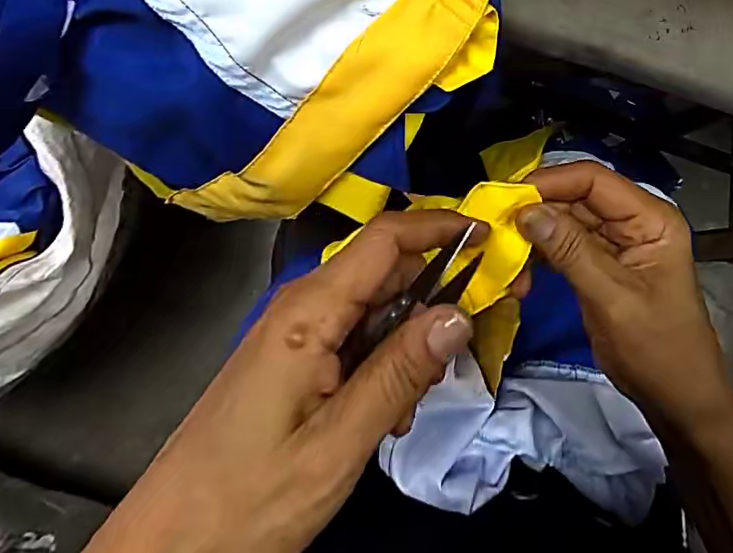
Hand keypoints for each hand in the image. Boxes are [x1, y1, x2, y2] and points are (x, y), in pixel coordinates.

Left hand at [86, 210, 484, 552]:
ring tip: (415, 399)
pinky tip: (389, 410)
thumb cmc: (241, 506)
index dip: (442, 226)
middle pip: (391, 271)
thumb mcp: (335, 445)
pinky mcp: (297, 359)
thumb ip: (401, 373)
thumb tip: (460, 313)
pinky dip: (390, 361)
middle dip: (438, 296)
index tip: (491, 237)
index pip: (387, 238)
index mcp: (309, 313)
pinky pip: (361, 337)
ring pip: (382, 307)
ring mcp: (299, 333)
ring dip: (413, 340)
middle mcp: (304, 308)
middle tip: (469, 338)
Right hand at [518, 162, 732, 434]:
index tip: (507, 198)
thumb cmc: (658, 348)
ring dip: (536, 238)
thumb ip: (571, 251)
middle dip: (537, 212)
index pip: (596, 180)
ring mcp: (620, 243)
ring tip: (506, 261)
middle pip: (579, 198)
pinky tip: (520, 275)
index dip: (551, 182)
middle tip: (494, 231)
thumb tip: (527, 212)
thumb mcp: (613, 299)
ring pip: (569, 223)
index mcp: (651, 217)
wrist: (680, 397)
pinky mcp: (605, 265)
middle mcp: (636, 221)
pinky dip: (543, 258)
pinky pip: (568, 248)